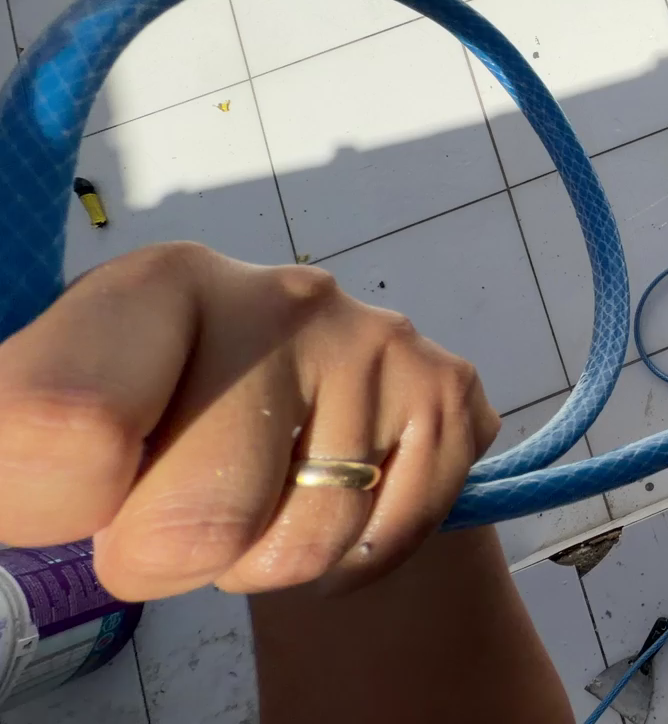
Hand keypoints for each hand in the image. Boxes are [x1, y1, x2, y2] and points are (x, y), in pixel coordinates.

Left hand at [0, 242, 496, 600]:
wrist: (302, 380)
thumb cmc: (150, 406)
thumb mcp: (39, 415)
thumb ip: (23, 441)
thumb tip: (50, 486)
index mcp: (164, 282)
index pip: (59, 428)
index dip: (46, 507)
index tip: (76, 494)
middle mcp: (291, 298)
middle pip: (197, 523)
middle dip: (171, 557)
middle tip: (175, 516)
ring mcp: (386, 342)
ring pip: (308, 542)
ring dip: (270, 556)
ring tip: (266, 500)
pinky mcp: (453, 386)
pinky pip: (394, 532)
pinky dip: (356, 554)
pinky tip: (340, 505)